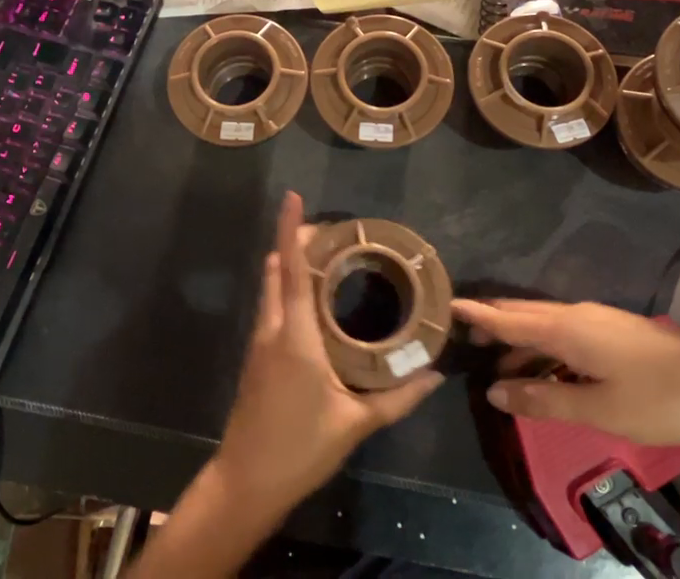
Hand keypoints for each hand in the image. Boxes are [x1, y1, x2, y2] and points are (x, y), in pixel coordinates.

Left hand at [213, 192, 443, 514]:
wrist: (245, 482)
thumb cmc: (300, 448)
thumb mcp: (355, 423)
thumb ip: (397, 398)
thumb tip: (434, 375)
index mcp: (295, 337)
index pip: (292, 270)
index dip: (290, 230)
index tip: (292, 197)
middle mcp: (272, 330)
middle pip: (277, 270)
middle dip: (297, 242)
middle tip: (334, 231)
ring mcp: (259, 343)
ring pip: (271, 288)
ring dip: (291, 265)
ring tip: (329, 257)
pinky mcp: (256, 358)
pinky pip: (271, 308)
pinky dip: (287, 290)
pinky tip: (313, 300)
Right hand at [454, 298, 679, 445]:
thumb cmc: (661, 399)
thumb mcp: (599, 409)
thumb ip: (543, 400)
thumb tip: (494, 392)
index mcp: (567, 328)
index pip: (508, 318)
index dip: (476, 314)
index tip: (444, 305)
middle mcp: (578, 315)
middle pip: (523, 314)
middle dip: (492, 322)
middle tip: (461, 334)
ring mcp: (599, 320)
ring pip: (544, 323)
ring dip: (517, 339)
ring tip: (494, 361)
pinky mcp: (615, 331)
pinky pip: (563, 330)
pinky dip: (541, 344)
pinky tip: (542, 367)